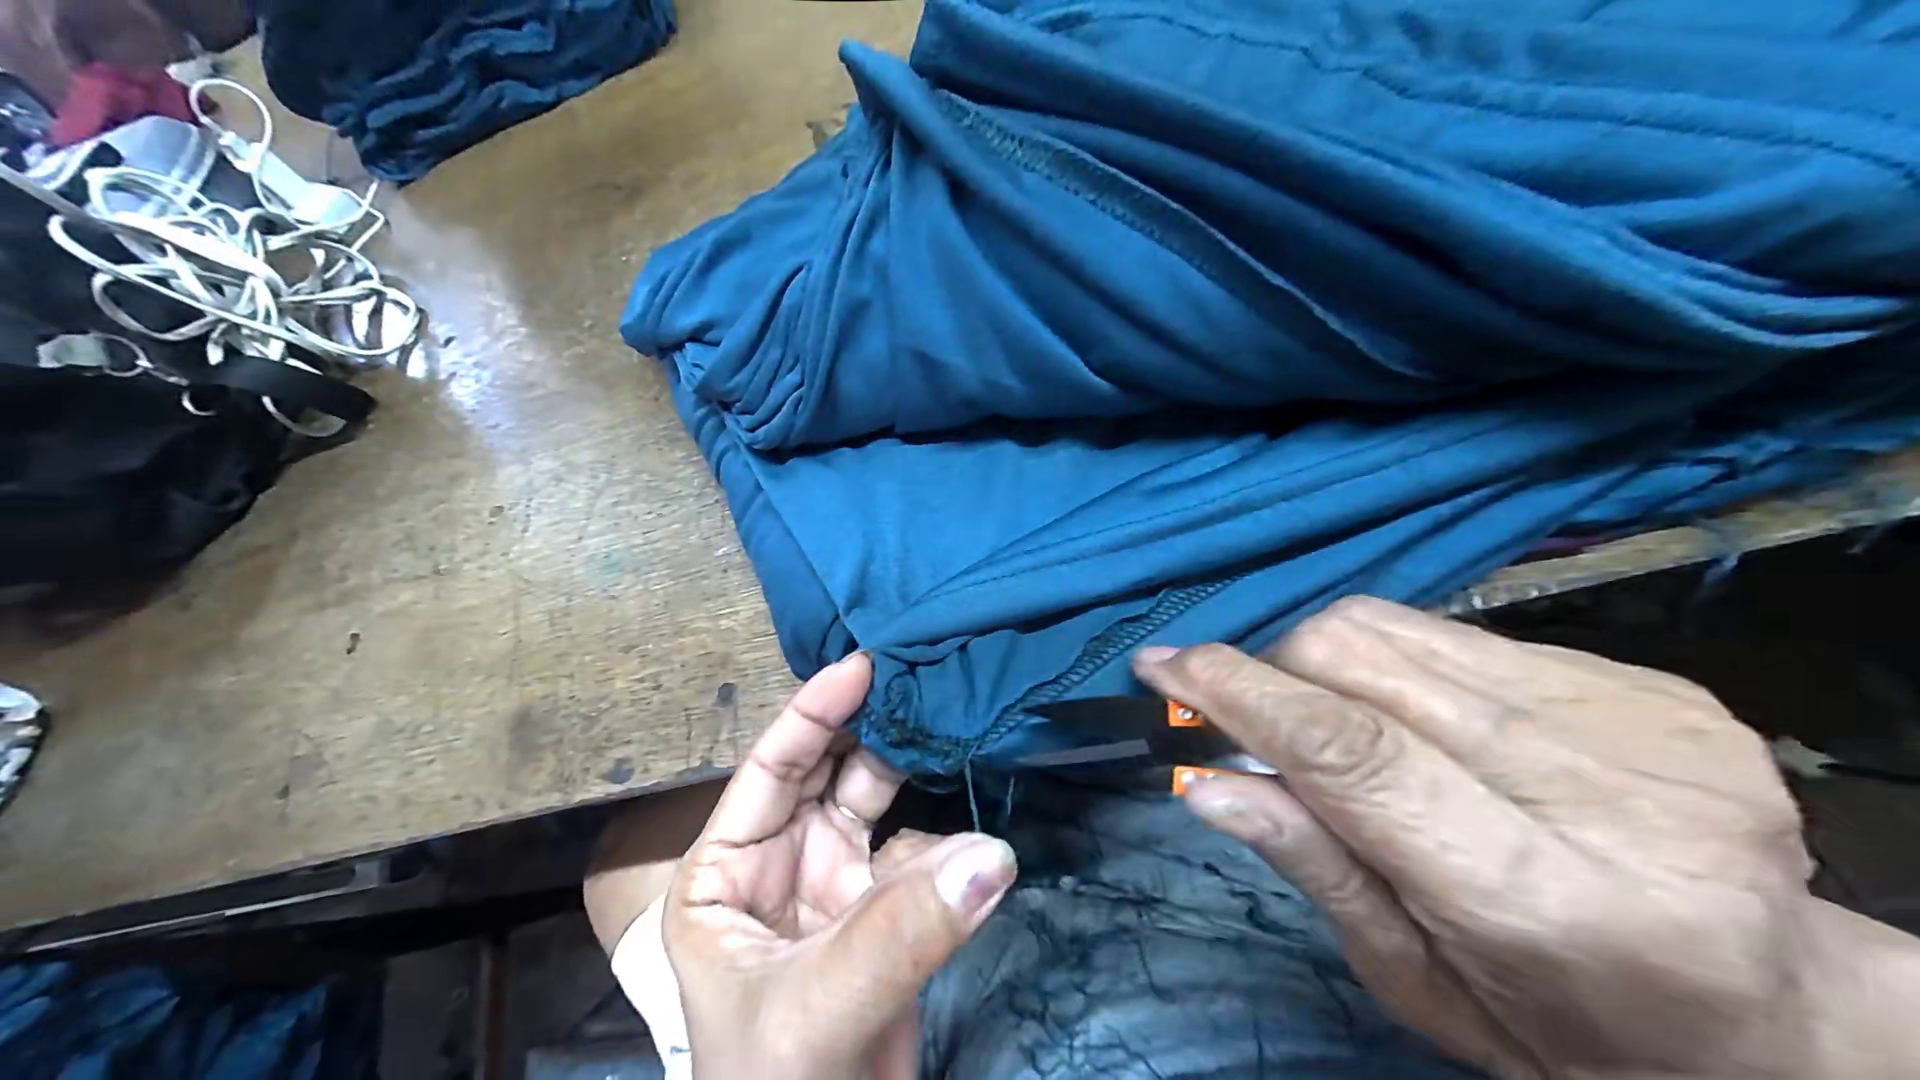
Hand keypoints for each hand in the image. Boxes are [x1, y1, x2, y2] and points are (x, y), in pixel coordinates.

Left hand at [664, 652, 1018, 1079]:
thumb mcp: (815, 1010)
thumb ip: (899, 934)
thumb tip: (992, 854)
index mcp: (725, 870)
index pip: (770, 769)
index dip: (812, 712)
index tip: (862, 665)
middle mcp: (779, 860)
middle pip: (828, 770)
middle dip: (869, 723)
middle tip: (921, 674)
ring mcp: (833, 882)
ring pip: (876, 802)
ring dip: (915, 770)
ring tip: (958, 724)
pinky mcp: (882, 909)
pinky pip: (920, 855)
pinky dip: (950, 846)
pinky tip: (978, 847)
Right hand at [1134, 596, 1816, 1079]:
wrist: (1781, 1019)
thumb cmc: (1567, 1032)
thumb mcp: (1417, 984)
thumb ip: (1314, 867)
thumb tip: (1207, 781)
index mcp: (1555, 904)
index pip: (1355, 753)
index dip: (1242, 694)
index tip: (1161, 666)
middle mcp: (1613, 791)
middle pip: (1362, 661)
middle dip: (1272, 674)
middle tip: (1248, 718)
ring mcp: (1643, 720)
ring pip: (1394, 627)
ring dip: (1322, 660)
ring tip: (1334, 718)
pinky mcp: (1650, 682)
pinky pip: (1449, 631)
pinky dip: (1391, 662)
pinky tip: (1418, 716)